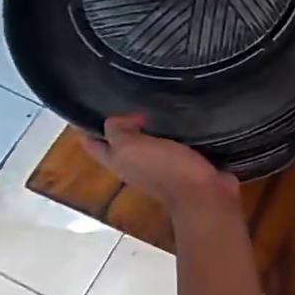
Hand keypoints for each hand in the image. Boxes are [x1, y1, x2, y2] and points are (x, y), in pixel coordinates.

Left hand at [80, 114, 238, 215]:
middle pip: (123, 143)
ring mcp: (164, 166)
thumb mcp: (132, 147)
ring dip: (156, 127)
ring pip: (152, 143)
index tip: (97, 104)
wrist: (205, 194)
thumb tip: (120, 119)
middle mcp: (137, 165)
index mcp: (118, 161)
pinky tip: (188, 121)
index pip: (93, 143)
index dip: (88, 125)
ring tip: (163, 106)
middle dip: (125, 123)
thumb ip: (119, 131)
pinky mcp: (189, 164)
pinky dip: (180, 133)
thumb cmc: (166, 170)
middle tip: (135, 100)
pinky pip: (180, 145)